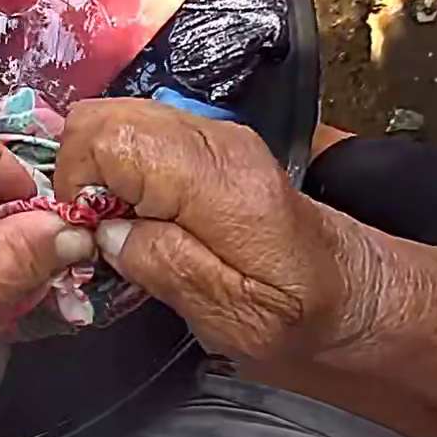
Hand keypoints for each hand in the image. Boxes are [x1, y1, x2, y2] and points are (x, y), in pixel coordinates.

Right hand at [53, 99, 359, 361]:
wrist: (357, 294)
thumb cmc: (303, 317)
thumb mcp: (236, 318)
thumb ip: (165, 268)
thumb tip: (105, 232)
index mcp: (220, 181)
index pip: (110, 138)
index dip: (79, 185)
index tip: (92, 237)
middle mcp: (214, 139)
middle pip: (102, 117)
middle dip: (80, 175)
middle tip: (101, 232)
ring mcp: (212, 134)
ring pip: (113, 120)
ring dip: (97, 173)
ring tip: (121, 226)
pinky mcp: (208, 143)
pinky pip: (136, 134)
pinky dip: (117, 170)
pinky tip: (138, 214)